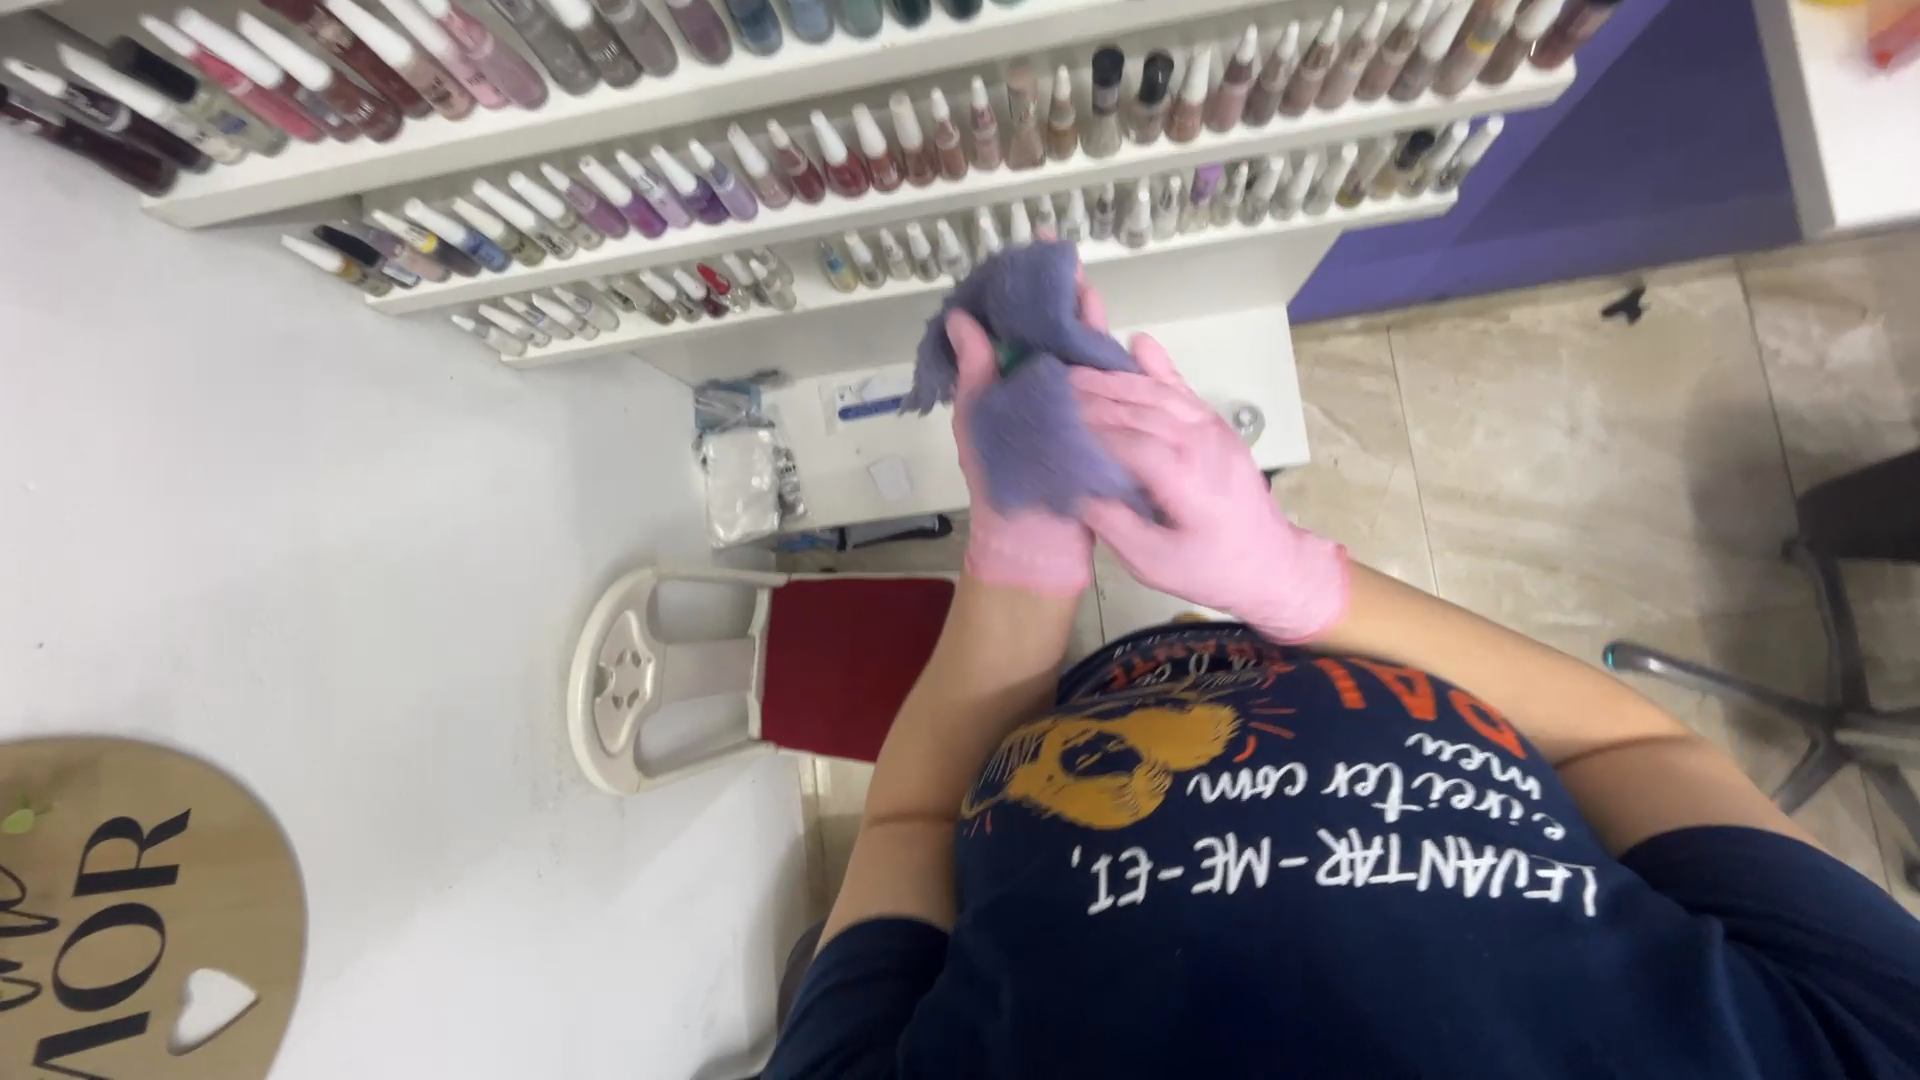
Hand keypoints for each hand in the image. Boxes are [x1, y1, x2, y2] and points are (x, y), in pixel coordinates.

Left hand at [946, 284, 1103, 596]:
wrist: (1034, 535)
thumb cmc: (998, 478)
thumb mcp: (978, 421)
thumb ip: (976, 371)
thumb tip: (961, 318)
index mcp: (1006, 383)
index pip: (1011, 327)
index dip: (1014, 291)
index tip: (1019, 256)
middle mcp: (1038, 387)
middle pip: (1048, 329)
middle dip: (1053, 291)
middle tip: (1057, 250)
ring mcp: (1071, 403)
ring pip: (1077, 349)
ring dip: (1080, 313)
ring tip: (1080, 275)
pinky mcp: (1099, 421)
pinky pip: (1103, 383)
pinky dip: (1105, 353)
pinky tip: (1110, 325)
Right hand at [1070, 335, 1349, 641]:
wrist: (1269, 563)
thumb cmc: (1208, 569)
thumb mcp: (1152, 562)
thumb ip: (1112, 523)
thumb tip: (1074, 488)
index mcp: (1184, 479)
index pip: (1128, 442)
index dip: (1090, 431)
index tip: (1055, 424)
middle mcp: (1200, 444)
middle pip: (1140, 409)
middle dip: (1094, 396)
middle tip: (1054, 389)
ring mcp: (1213, 430)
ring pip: (1159, 393)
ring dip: (1116, 380)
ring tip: (1077, 372)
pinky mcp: (1218, 427)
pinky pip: (1183, 390)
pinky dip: (1158, 367)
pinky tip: (1138, 345)